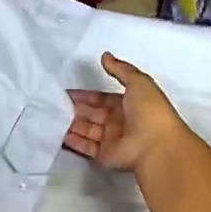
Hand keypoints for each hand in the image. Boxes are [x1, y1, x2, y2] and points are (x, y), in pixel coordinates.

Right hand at [65, 53, 196, 172]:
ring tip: (54, 118)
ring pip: (87, 130)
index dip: (85, 95)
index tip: (67, 93)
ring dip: (72, 124)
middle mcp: (119, 121)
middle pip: (92, 114)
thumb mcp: (139, 82)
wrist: (156, 145)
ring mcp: (111, 139)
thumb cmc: (150, 111)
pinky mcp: (104, 155)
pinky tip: (60, 135)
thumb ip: (120, 69)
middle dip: (75, 109)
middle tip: (56, 105)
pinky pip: (86, 147)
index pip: (101, 98)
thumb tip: (105, 56)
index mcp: (128, 104)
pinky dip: (74, 142)